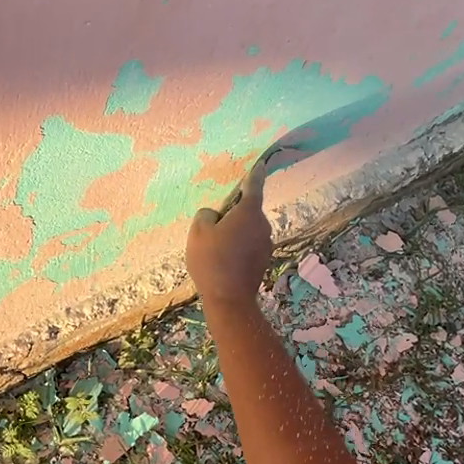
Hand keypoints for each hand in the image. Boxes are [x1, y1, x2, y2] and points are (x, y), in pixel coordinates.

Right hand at [187, 156, 273, 305]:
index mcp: (249, 212)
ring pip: (247, 228)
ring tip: (215, 246)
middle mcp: (263, 225)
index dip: (255, 174)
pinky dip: (238, 245)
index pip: (253, 186)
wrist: (229, 299)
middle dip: (233, 212)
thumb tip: (215, 216)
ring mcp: (265, 244)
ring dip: (235, 230)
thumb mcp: (198, 231)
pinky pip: (249, 243)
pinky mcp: (263, 260)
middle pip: (247, 210)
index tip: (261, 164)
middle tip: (212, 225)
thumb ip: (206, 215)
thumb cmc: (212, 260)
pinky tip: (223, 260)